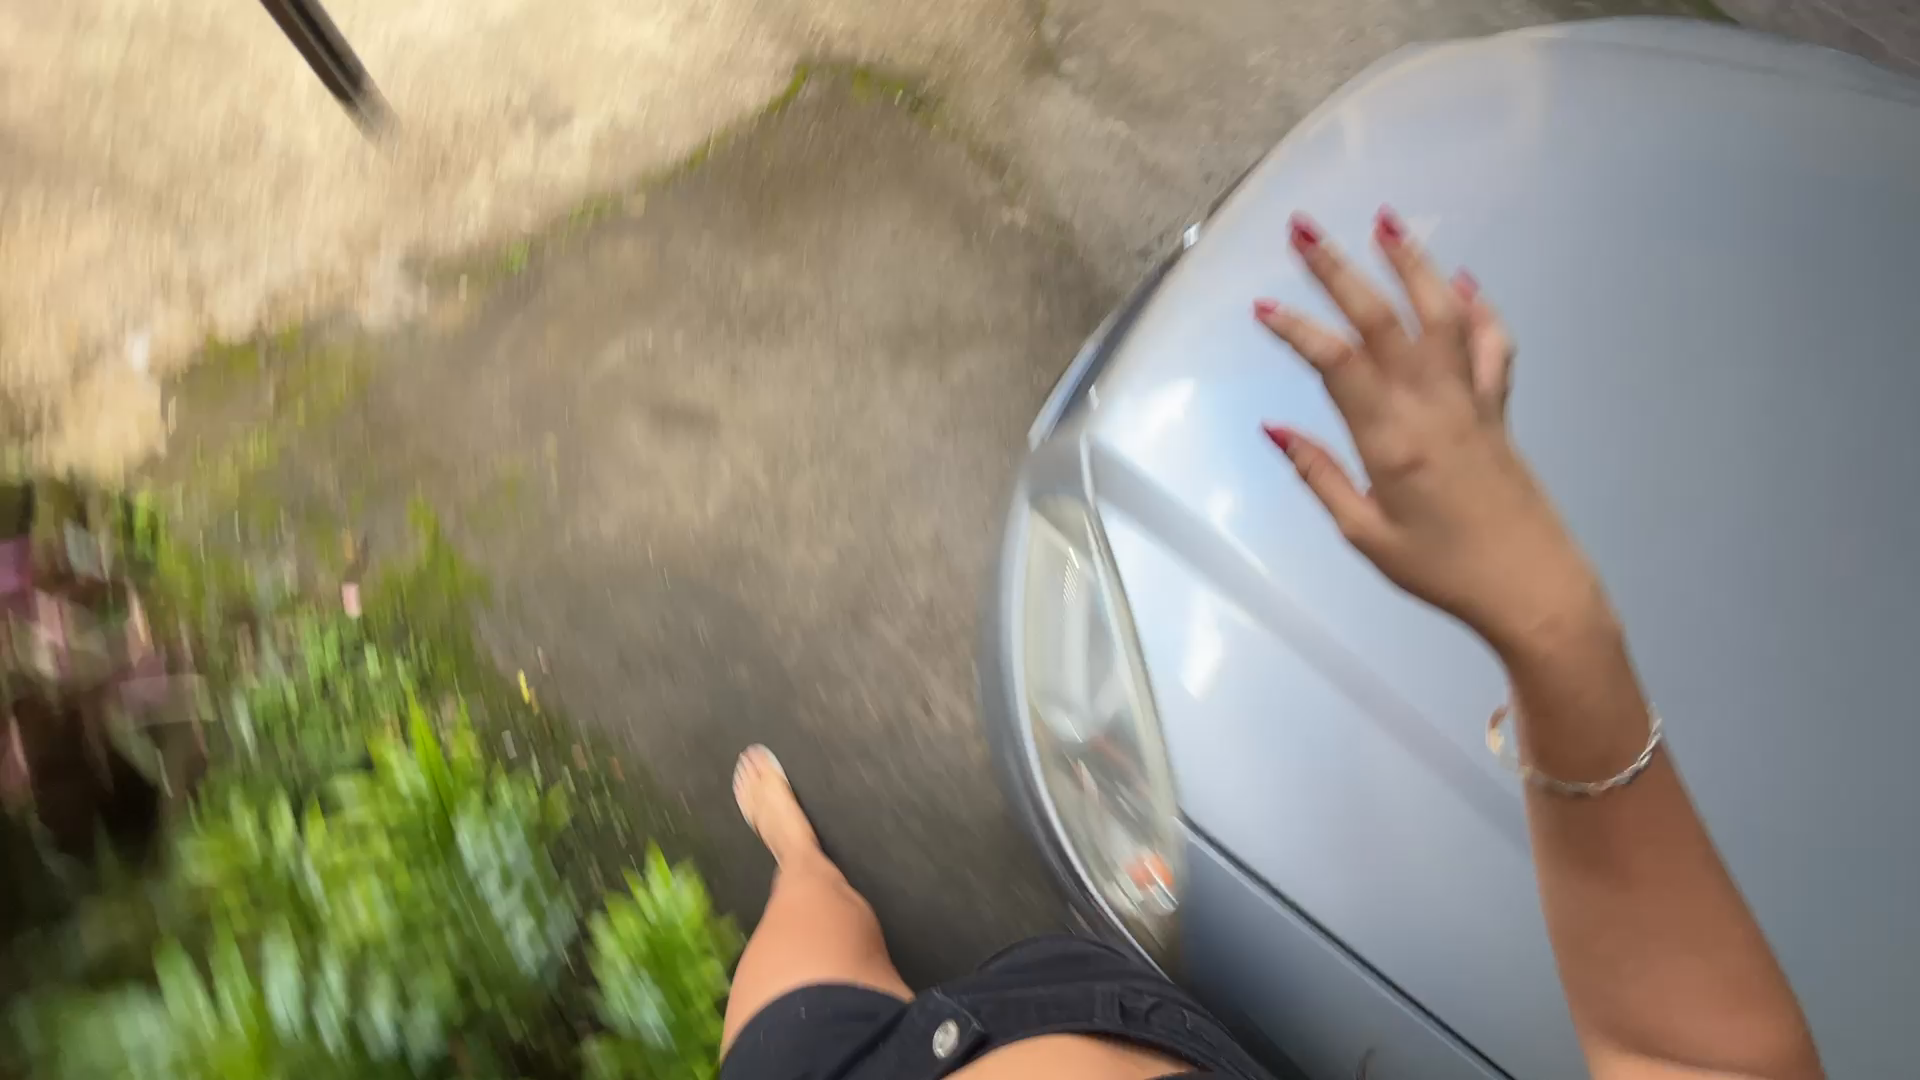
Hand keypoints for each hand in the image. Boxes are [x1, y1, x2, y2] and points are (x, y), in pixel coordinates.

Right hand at [1255, 208, 1602, 649]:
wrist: (1533, 589)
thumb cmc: (1437, 568)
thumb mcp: (1363, 533)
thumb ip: (1319, 474)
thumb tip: (1274, 428)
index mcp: (1392, 440)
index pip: (1337, 365)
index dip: (1297, 330)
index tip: (1263, 307)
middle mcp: (1433, 406)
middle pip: (1385, 321)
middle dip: (1340, 271)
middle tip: (1305, 230)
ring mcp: (1474, 400)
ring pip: (1443, 315)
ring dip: (1412, 264)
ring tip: (1386, 220)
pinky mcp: (1498, 408)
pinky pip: (1493, 346)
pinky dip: (1478, 308)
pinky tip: (1462, 281)